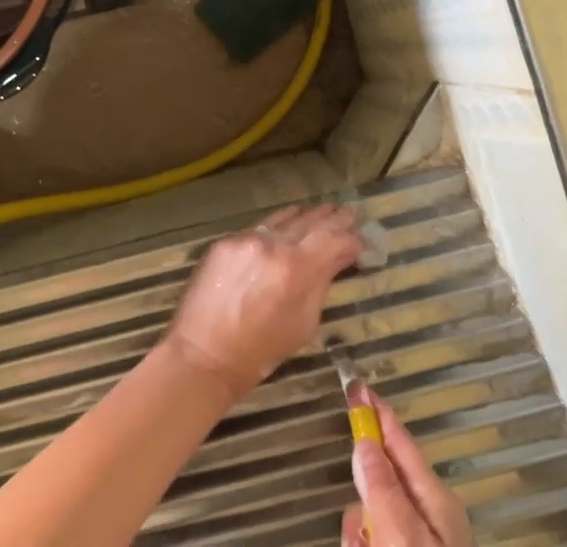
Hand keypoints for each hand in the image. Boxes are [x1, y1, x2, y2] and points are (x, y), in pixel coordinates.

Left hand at [162, 205, 362, 395]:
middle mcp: (272, 244)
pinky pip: (260, 227)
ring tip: (324, 212)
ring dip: (306, 216)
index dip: (352, 238)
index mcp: (296, 269)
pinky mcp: (225, 241)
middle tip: (350, 213)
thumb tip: (340, 258)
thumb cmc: (260, 351)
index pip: (334, 240)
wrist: (204, 354)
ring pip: (284, 219)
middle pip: (311, 222)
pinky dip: (278, 225)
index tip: (363, 240)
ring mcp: (246, 239)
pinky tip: (288, 222)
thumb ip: (322, 284)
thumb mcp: (304, 323)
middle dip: (334, 219)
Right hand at [343, 388, 472, 546]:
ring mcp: (418, 537)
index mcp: (436, 499)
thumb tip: (365, 442)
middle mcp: (428, 513)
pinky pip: (372, 537)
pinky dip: (363, 545)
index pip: (401, 442)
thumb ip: (383, 490)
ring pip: (370, 513)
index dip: (377, 413)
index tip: (356, 384)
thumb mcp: (404, 536)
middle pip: (380, 479)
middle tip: (362, 535)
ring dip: (359, 532)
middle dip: (362, 500)